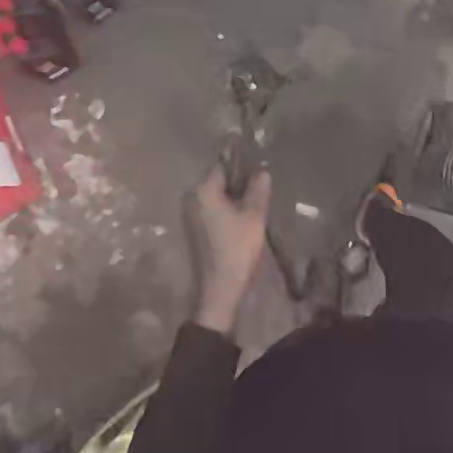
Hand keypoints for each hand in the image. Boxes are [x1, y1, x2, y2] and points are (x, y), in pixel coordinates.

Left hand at [187, 165, 271, 335]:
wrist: (218, 290)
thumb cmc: (237, 248)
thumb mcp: (254, 216)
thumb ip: (258, 188)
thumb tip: (262, 170)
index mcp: (203, 190)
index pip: (222, 164)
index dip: (241, 163)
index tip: (259, 164)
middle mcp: (191, 198)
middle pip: (218, 180)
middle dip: (239, 181)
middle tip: (262, 186)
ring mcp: (190, 215)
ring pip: (216, 196)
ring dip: (234, 196)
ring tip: (256, 201)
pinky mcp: (194, 229)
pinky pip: (212, 209)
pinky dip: (226, 209)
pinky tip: (243, 218)